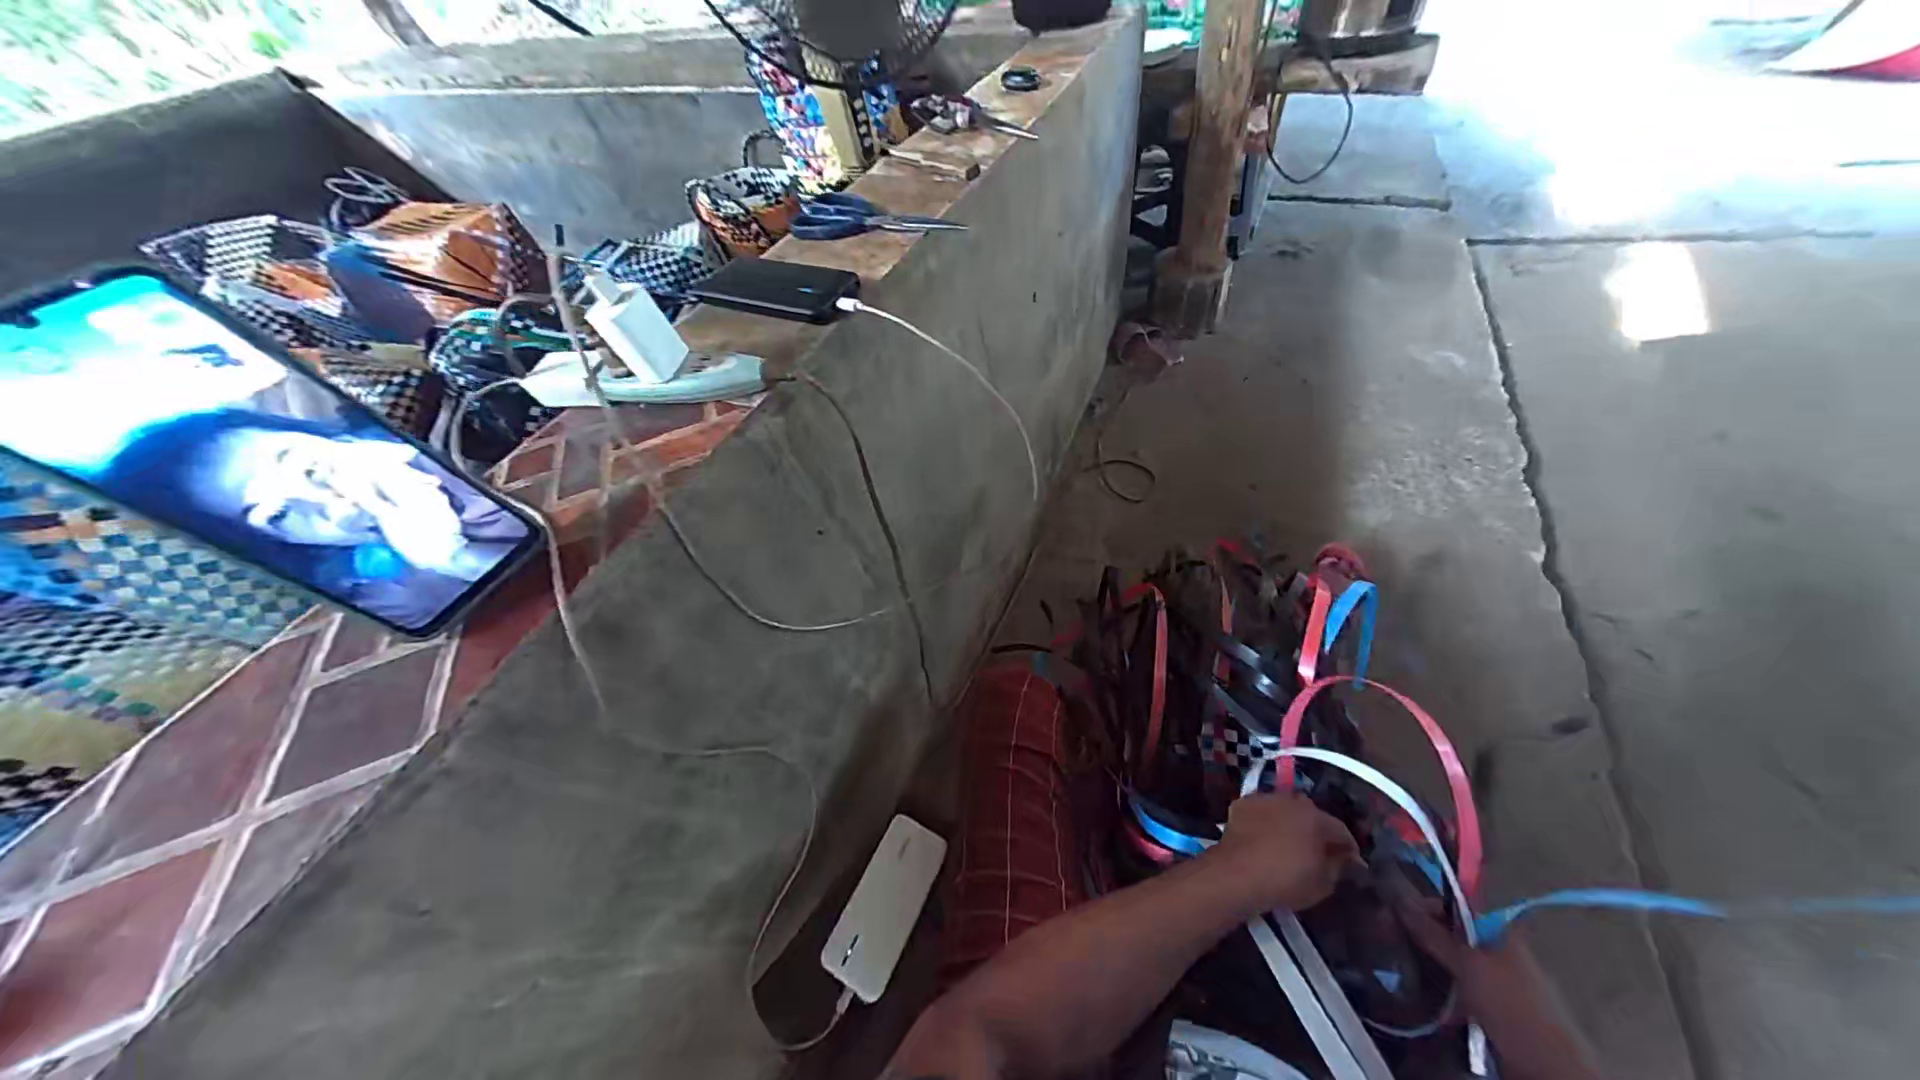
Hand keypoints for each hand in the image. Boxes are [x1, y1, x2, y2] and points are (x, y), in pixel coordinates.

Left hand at [1208, 792, 1358, 912]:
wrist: (1237, 873)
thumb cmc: (1286, 880)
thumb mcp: (1324, 882)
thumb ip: (1339, 865)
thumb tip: (1347, 857)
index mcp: (1316, 817)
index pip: (1341, 830)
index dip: (1348, 847)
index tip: (1349, 862)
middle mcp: (1290, 800)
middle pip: (1312, 814)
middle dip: (1318, 830)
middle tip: (1318, 851)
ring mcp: (1263, 799)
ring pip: (1285, 807)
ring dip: (1290, 821)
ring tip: (1289, 841)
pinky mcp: (1241, 803)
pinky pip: (1262, 810)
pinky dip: (1266, 820)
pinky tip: (1264, 836)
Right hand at [1391, 886, 1602, 1079]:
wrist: (1546, 1066)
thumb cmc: (1510, 1005)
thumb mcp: (1468, 965)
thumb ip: (1432, 933)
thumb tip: (1399, 900)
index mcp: (1499, 932)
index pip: (1454, 906)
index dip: (1424, 906)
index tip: (1394, 912)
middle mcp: (1496, 950)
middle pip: (1450, 933)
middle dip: (1420, 935)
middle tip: (1390, 938)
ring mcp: (1493, 979)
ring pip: (1449, 961)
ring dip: (1426, 963)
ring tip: (1398, 964)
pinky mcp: (1488, 1004)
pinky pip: (1454, 986)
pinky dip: (1436, 986)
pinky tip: (1416, 988)